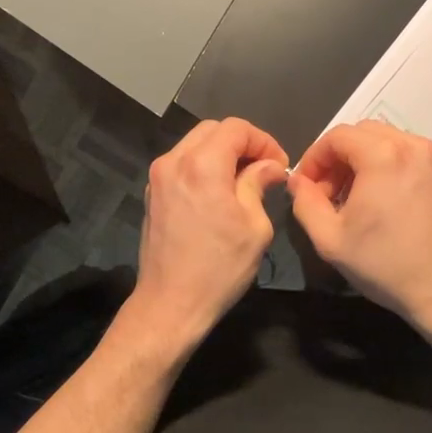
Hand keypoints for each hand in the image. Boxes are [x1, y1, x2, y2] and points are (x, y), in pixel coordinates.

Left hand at [125, 117, 288, 347]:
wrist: (171, 303)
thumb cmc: (219, 269)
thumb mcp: (254, 227)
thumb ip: (258, 186)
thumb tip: (270, 167)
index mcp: (202, 166)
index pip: (236, 128)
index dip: (263, 141)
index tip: (279, 166)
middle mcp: (173, 162)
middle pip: (212, 131)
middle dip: (242, 144)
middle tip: (264, 170)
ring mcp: (157, 178)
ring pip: (194, 146)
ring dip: (221, 156)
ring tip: (243, 183)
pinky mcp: (152, 195)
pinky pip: (181, 166)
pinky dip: (203, 169)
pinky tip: (219, 195)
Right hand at [289, 121, 431, 325]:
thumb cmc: (383, 264)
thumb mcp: (329, 239)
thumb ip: (305, 202)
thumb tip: (297, 181)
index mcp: (383, 155)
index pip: (336, 136)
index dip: (314, 158)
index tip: (306, 188)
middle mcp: (411, 145)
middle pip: (361, 133)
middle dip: (337, 158)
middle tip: (327, 195)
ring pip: (383, 141)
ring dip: (360, 162)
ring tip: (351, 199)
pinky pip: (404, 154)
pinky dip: (384, 166)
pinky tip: (377, 200)